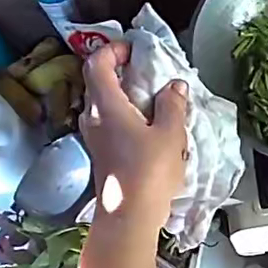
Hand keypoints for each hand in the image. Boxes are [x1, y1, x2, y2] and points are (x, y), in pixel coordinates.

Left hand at [79, 41, 188, 227]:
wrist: (128, 217)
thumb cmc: (147, 174)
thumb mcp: (169, 134)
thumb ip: (172, 105)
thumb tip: (174, 86)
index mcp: (106, 106)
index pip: (97, 63)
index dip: (113, 49)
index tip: (136, 50)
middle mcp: (94, 118)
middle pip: (98, 82)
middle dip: (122, 70)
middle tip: (149, 71)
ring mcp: (95, 138)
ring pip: (104, 103)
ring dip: (125, 94)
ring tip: (153, 97)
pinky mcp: (102, 153)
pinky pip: (110, 122)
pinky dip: (126, 113)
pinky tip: (149, 124)